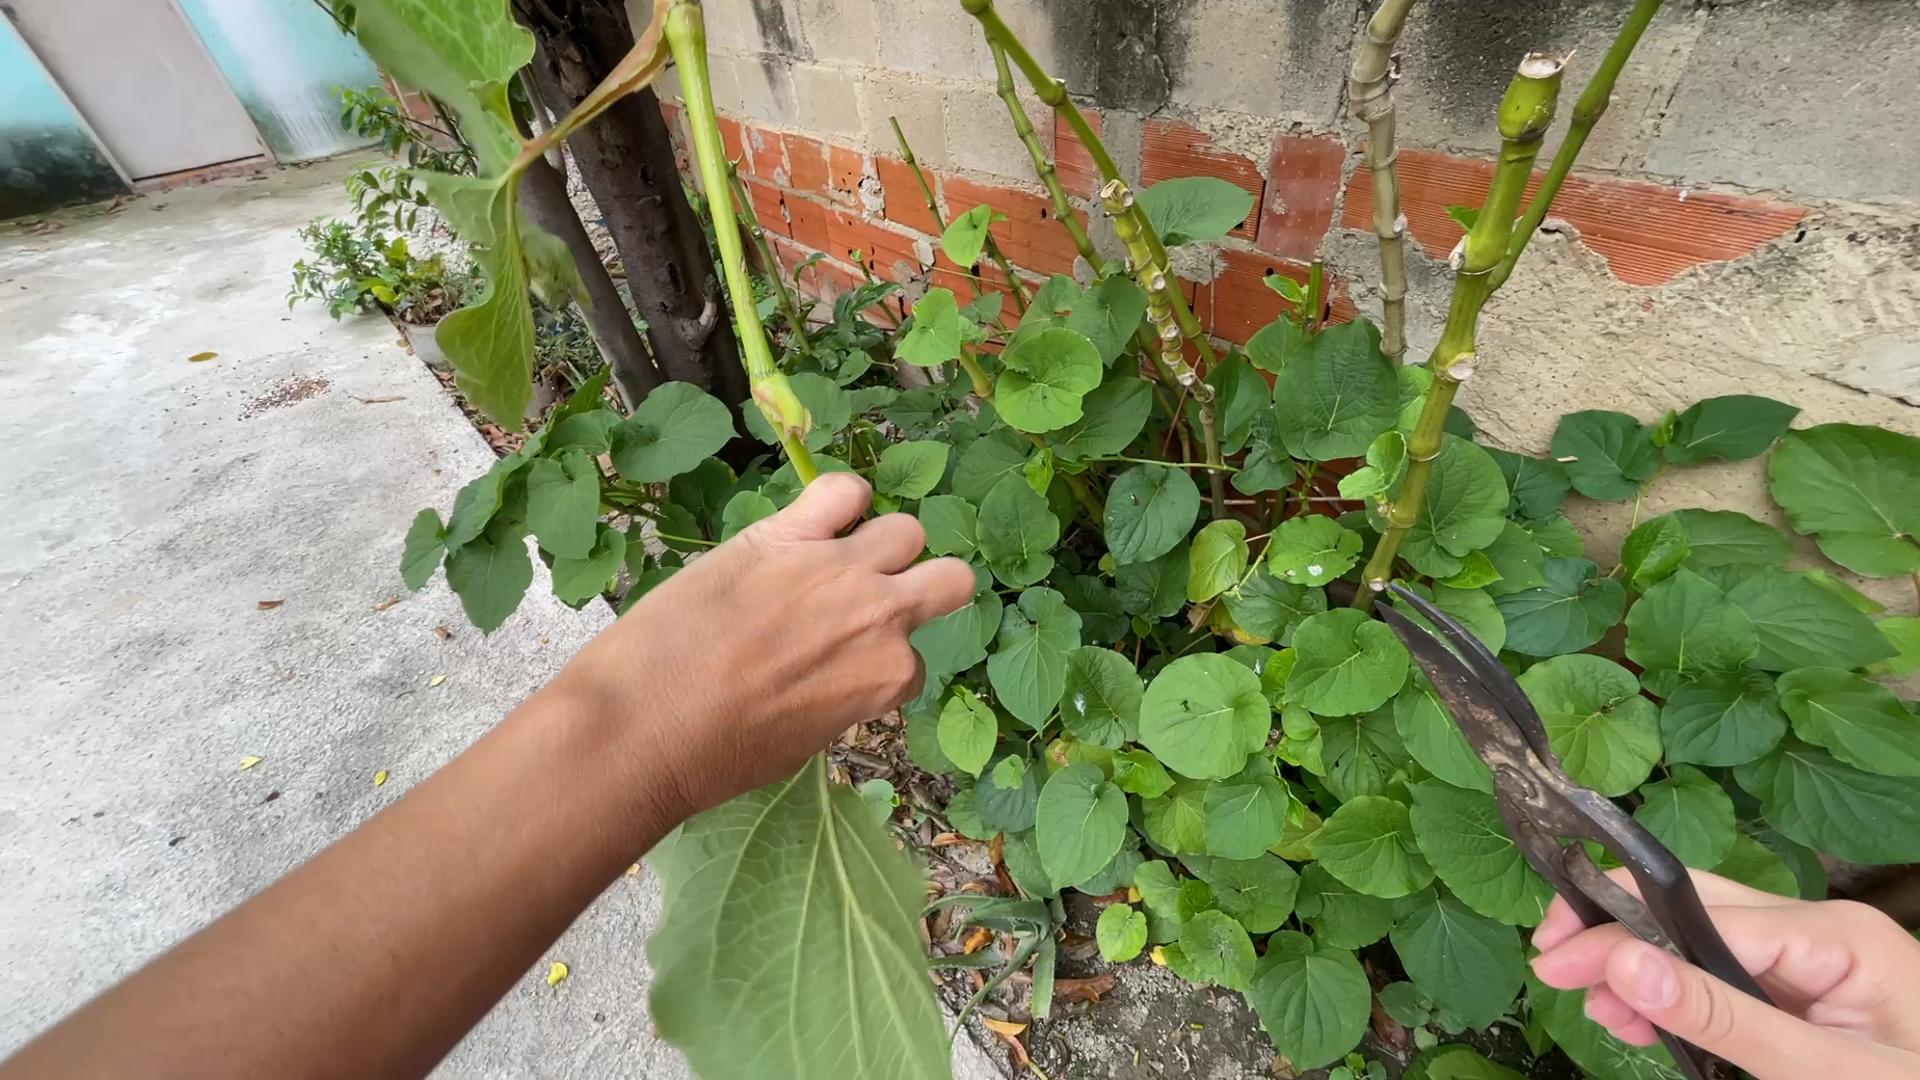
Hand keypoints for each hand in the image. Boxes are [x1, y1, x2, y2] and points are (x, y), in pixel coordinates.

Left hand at [555, 472, 974, 818]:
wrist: (642, 724)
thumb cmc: (719, 754)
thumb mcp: (807, 738)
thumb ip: (846, 694)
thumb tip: (841, 669)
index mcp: (888, 675)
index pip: (912, 661)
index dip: (879, 666)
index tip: (841, 671)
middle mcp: (881, 615)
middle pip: (952, 578)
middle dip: (926, 588)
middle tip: (879, 601)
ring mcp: (838, 568)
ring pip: (906, 531)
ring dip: (882, 547)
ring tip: (838, 560)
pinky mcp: (788, 535)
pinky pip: (843, 490)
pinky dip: (842, 501)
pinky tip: (818, 521)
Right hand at [1531, 867, 1919, 1078]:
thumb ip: (1727, 1019)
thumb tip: (1616, 960)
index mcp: (1834, 933)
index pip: (1689, 915)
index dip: (1613, 935)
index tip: (1552, 963)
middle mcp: (1816, 930)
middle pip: (1681, 908)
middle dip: (1613, 938)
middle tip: (1556, 969)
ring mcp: (1811, 962)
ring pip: (1689, 941)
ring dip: (1635, 971)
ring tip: (1600, 1009)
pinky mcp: (1804, 995)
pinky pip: (1717, 977)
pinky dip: (1671, 995)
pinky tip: (1639, 1015)